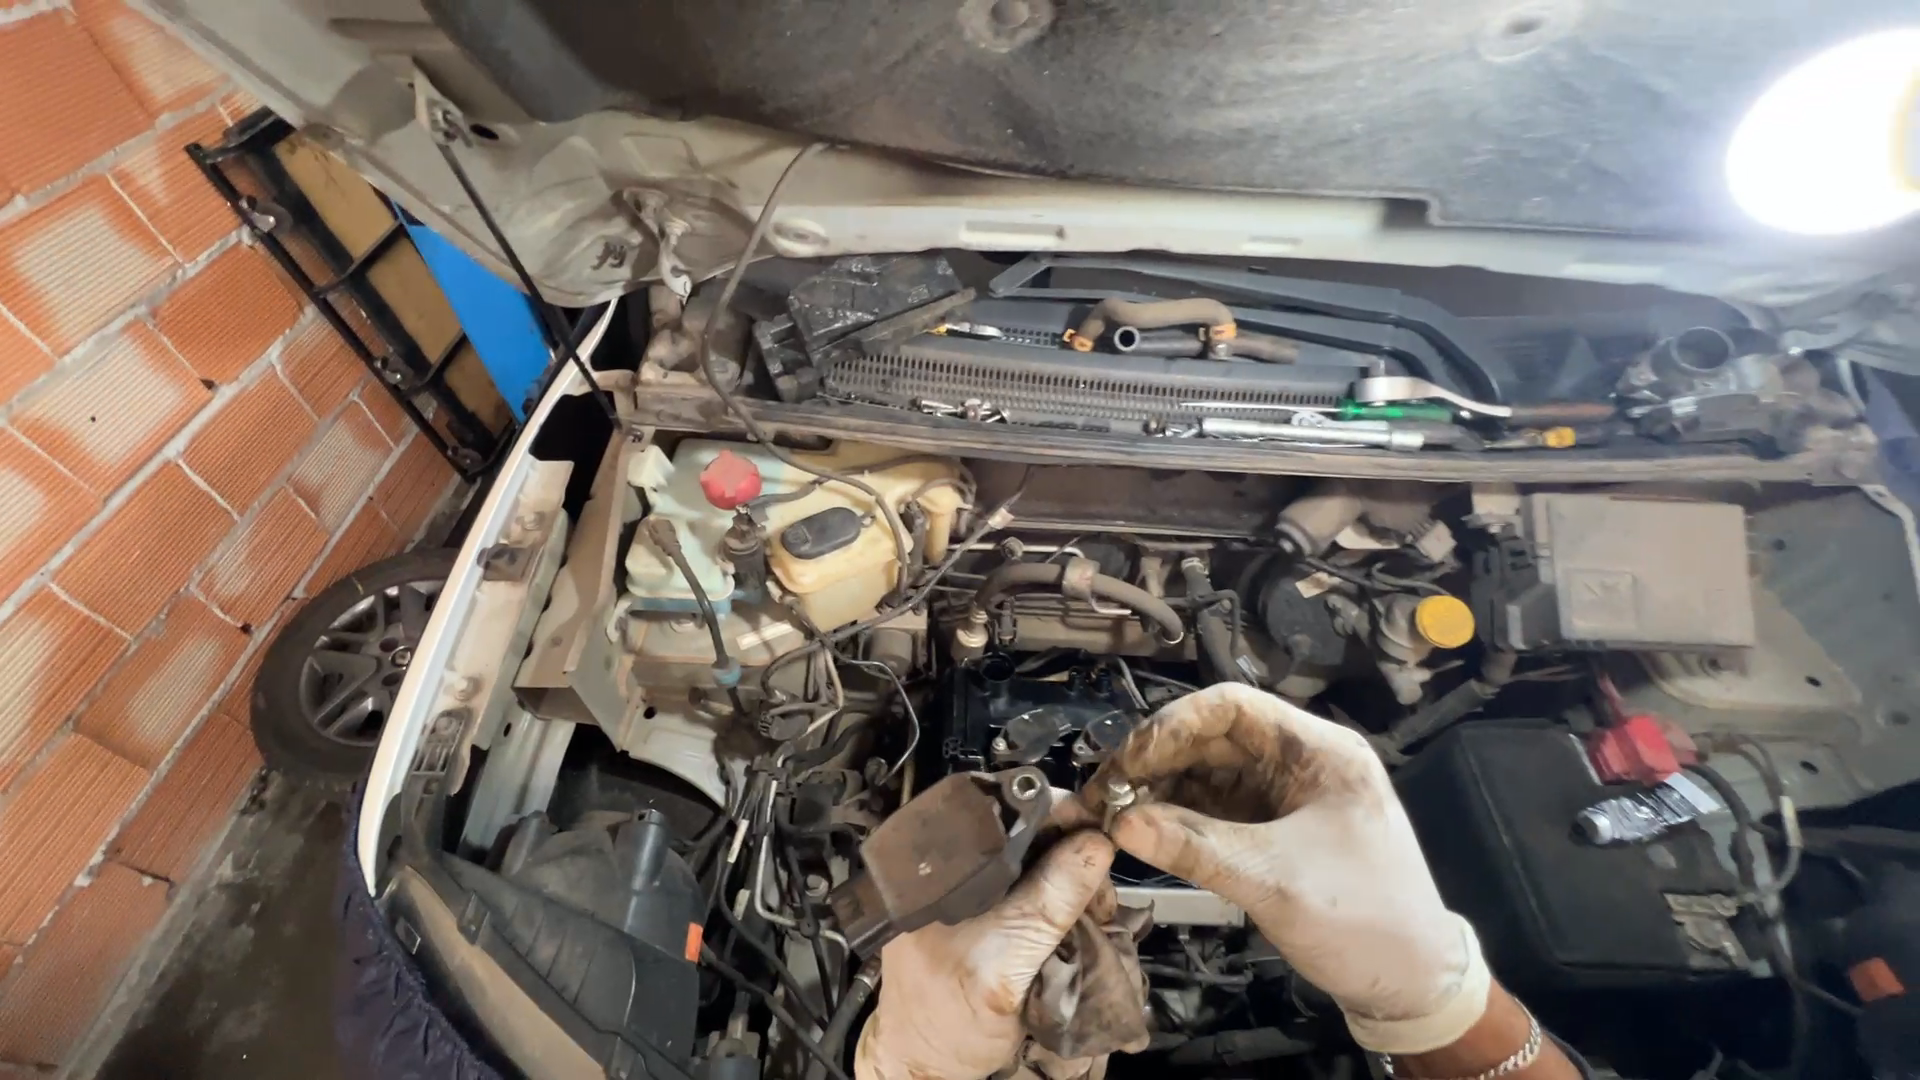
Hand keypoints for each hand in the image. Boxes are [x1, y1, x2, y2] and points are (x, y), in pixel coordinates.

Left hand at [854, 830, 1115, 1079]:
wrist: (927, 1064)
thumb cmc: (945, 1018)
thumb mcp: (1002, 963)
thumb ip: (1046, 905)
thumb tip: (1094, 844)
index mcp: (939, 857)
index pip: (1002, 809)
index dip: (1053, 812)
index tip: (1095, 830)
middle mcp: (953, 858)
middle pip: (1028, 829)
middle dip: (1074, 850)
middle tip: (1100, 890)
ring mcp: (973, 882)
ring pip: (1040, 855)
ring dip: (1077, 878)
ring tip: (1096, 909)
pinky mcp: (991, 904)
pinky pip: (1038, 883)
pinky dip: (1066, 895)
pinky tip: (1083, 913)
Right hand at [1087, 684, 1489, 1054]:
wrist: (1414, 988)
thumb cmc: (1364, 922)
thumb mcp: (1276, 882)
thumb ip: (1194, 848)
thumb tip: (1119, 822)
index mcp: (1316, 750)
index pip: (1231, 707)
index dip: (1173, 725)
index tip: (1130, 761)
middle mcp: (1292, 758)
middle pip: (1208, 737)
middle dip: (1154, 760)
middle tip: (1105, 790)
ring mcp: (1276, 791)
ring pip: (1201, 770)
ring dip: (1156, 787)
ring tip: (1110, 810)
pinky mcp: (1262, 823)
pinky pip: (1207, 804)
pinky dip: (1171, 814)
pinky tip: (1138, 826)